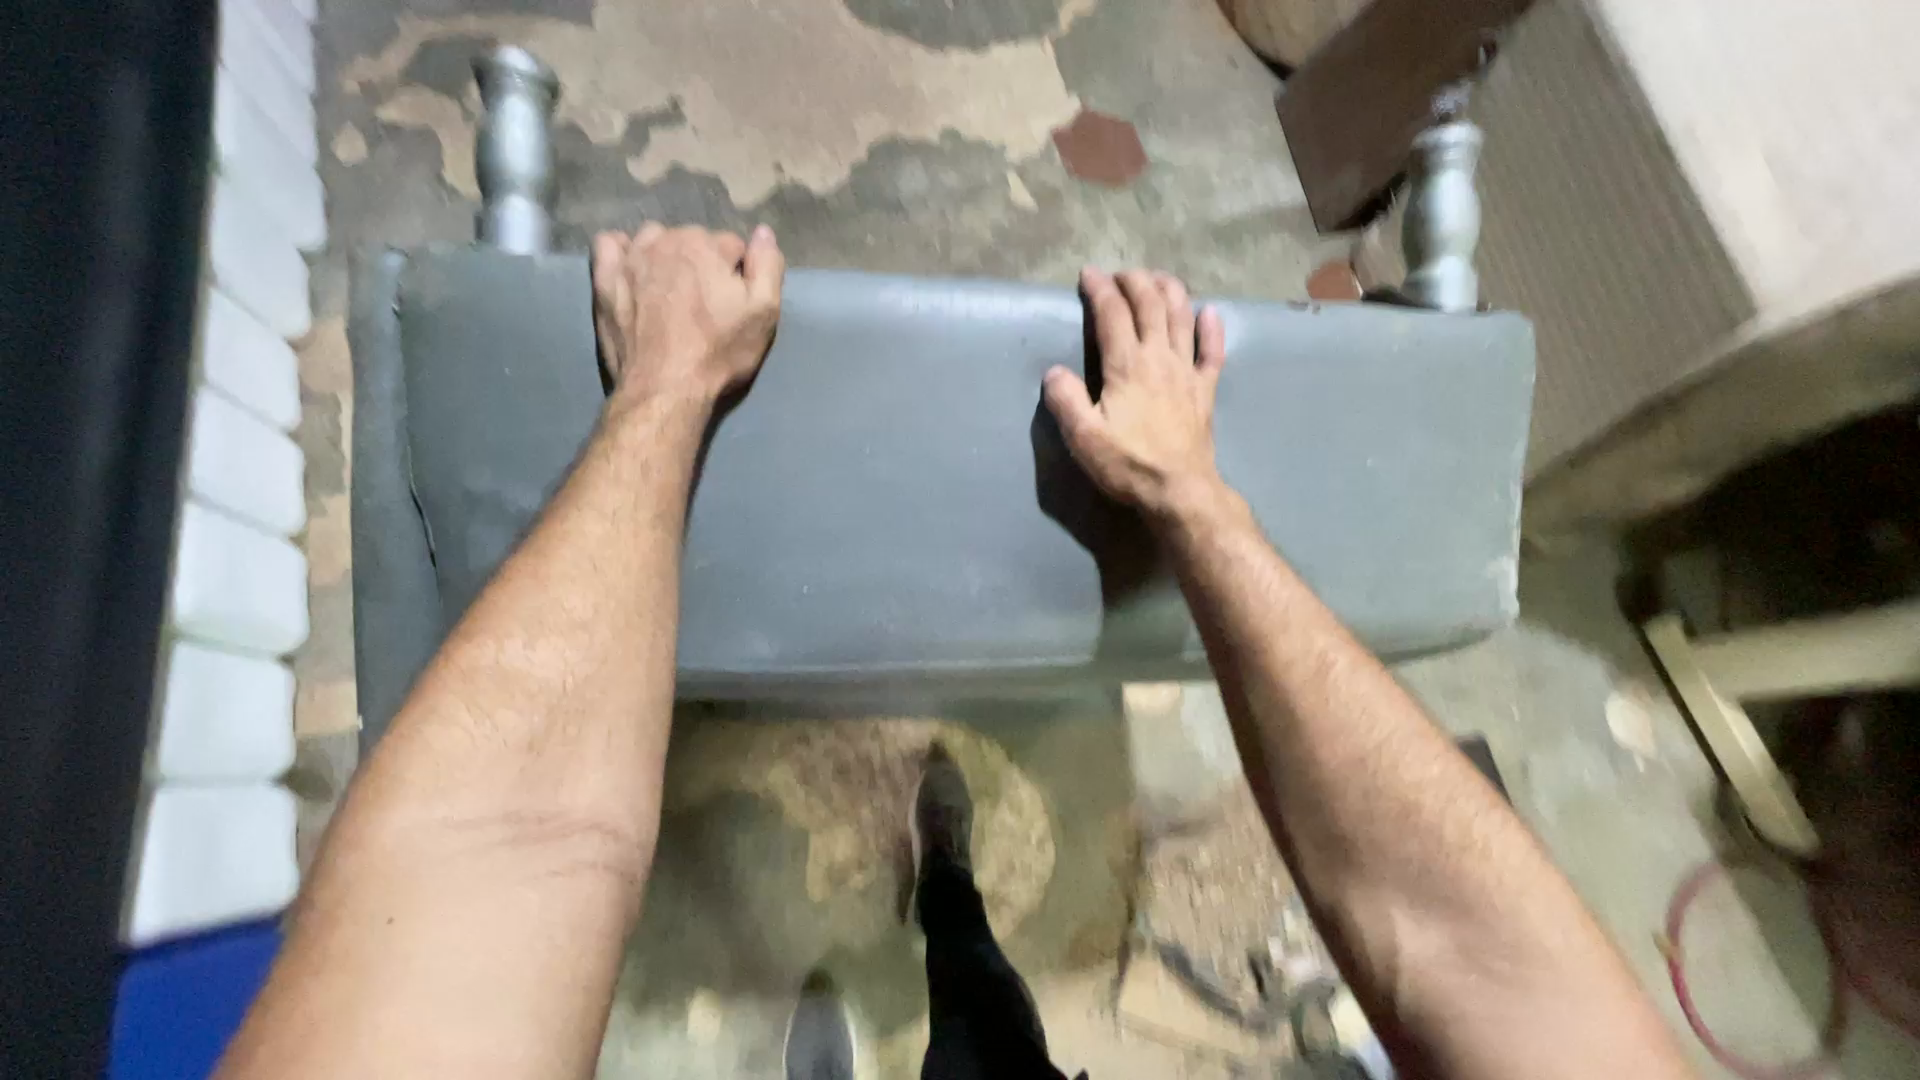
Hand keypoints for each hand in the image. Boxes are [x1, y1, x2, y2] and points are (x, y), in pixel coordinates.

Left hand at [591, 222, 785, 407]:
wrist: (666, 387)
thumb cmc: (719, 351)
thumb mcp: (764, 312)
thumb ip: (768, 265)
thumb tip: (764, 231)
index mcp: (706, 245)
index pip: (733, 246)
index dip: (740, 276)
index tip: (737, 303)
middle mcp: (665, 241)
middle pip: (693, 241)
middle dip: (703, 264)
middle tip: (707, 305)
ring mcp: (630, 258)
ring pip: (654, 240)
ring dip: (666, 256)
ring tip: (672, 290)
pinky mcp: (605, 279)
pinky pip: (609, 244)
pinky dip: (623, 252)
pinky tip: (634, 272)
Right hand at [1043, 268, 1228, 523]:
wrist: (1179, 490)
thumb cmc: (1127, 464)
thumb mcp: (1083, 436)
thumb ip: (1066, 399)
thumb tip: (1055, 372)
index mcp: (1127, 364)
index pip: (1112, 313)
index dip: (1099, 289)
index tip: (1088, 275)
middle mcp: (1159, 357)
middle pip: (1150, 304)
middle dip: (1134, 281)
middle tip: (1119, 274)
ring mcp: (1187, 371)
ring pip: (1182, 317)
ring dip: (1169, 291)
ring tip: (1157, 278)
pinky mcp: (1205, 390)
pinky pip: (1213, 351)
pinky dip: (1211, 328)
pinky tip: (1210, 313)